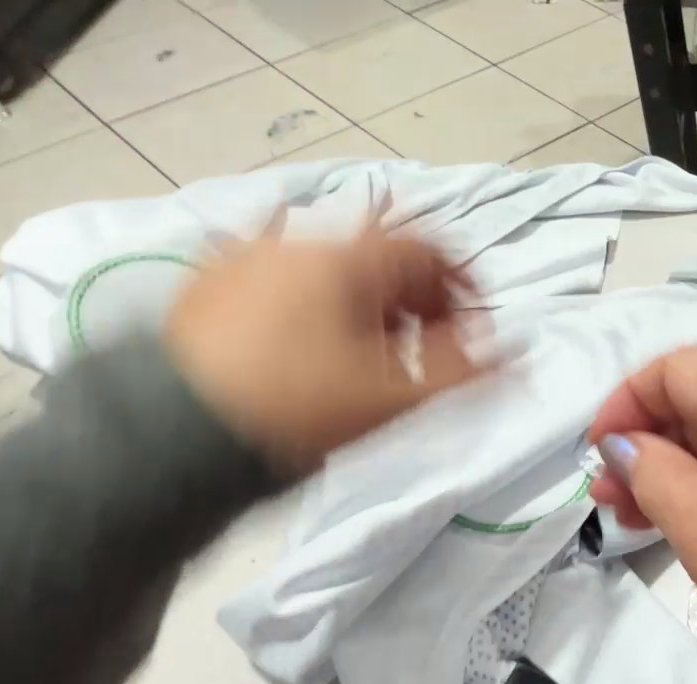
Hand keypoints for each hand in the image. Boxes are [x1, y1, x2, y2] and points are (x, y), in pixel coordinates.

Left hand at [164, 228, 483, 472]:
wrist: (176, 431)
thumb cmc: (304, 409)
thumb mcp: (399, 395)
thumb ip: (468, 371)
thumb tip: (520, 354)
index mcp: (350, 259)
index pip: (429, 251)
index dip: (461, 289)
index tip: (467, 332)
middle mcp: (297, 239)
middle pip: (380, 254)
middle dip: (412, 298)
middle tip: (418, 348)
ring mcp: (245, 255)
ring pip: (330, 263)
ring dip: (364, 300)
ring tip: (363, 352)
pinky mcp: (207, 279)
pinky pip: (278, 273)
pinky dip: (310, 299)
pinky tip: (307, 341)